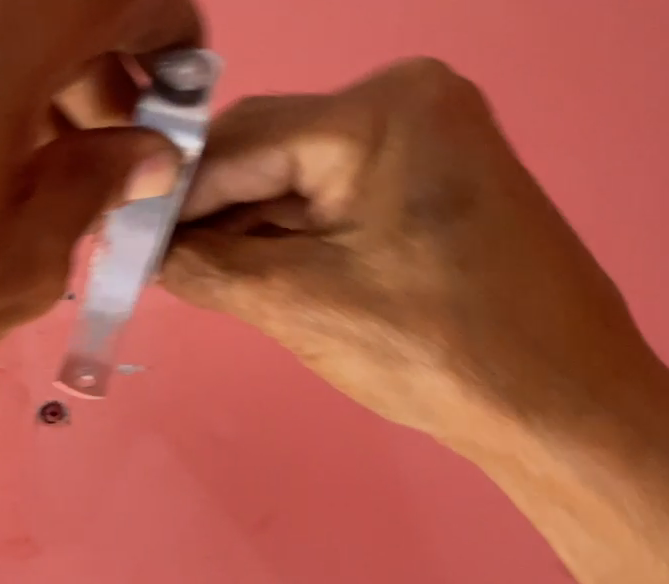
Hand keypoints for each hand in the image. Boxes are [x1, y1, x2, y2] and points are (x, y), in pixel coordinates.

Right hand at [162, 58, 658, 443]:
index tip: (114, 243)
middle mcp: (404, 100)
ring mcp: (422, 138)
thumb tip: (140, 250)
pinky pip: (325, 197)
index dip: (169, 197)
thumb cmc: (430, 347)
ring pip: (289, 177)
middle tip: (146, 268)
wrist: (554, 398)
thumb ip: (204, 266)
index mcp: (378, 111)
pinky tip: (243, 272)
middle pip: (261, 150)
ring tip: (187, 279)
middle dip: (203, 212)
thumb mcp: (295, 304)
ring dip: (236, 228)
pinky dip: (279, 235)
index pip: (235, 143)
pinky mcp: (425, 181)